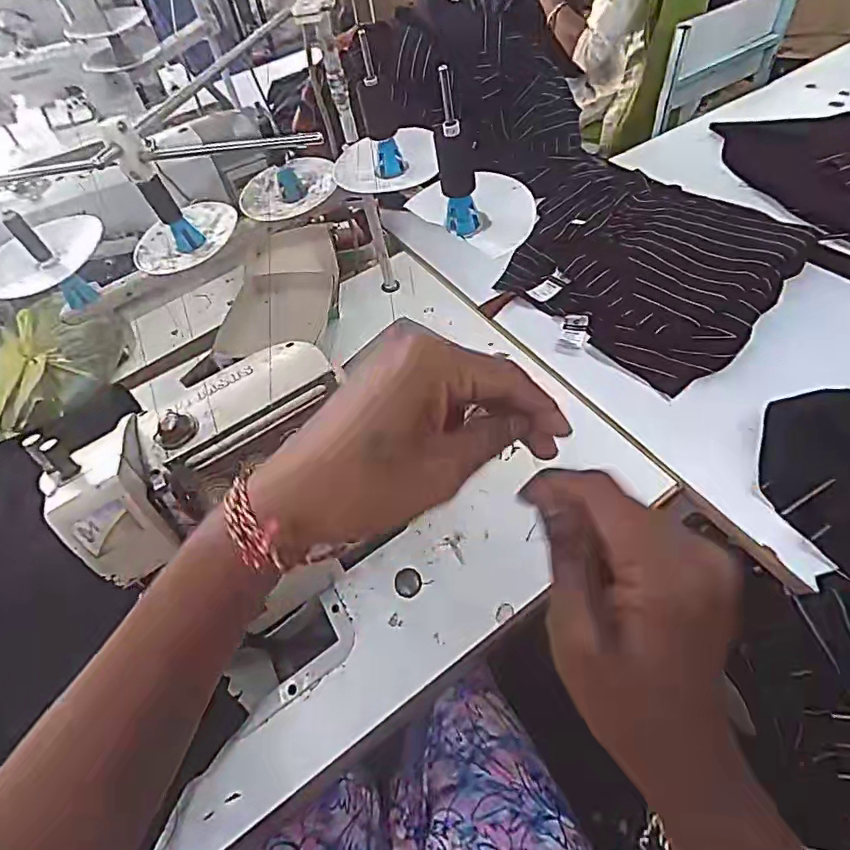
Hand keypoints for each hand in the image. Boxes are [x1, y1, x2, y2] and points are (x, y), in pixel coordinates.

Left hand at [251, 323, 571, 564]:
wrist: (292, 501)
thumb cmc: (351, 486)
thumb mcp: (445, 468)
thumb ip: (496, 436)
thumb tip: (523, 423)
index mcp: (428, 361)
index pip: (506, 377)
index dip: (540, 408)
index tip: (557, 430)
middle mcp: (410, 349)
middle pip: (485, 374)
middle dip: (516, 410)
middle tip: (539, 444)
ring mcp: (393, 360)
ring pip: (462, 381)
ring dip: (488, 412)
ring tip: (507, 447)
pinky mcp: (383, 376)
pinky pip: (436, 386)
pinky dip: (458, 411)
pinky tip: (472, 437)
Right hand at [520, 469, 742, 794]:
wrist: (682, 747)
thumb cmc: (629, 708)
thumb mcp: (574, 638)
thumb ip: (565, 560)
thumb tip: (555, 506)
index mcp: (664, 575)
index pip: (605, 494)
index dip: (561, 485)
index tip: (531, 493)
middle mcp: (698, 558)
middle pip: (624, 501)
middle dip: (580, 510)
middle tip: (547, 533)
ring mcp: (711, 561)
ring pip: (638, 511)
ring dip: (602, 526)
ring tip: (583, 573)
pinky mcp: (712, 566)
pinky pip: (656, 531)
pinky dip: (625, 540)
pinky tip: (611, 577)